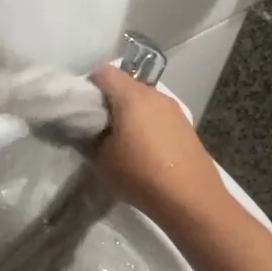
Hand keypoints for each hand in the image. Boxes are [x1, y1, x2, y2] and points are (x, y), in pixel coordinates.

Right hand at [88, 66, 232, 226]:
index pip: (104, 72)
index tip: (80, 108)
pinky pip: (157, 114)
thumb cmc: (140, 175)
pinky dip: (145, 122)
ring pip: (142, 99)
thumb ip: (86, 138)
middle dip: (107, 100)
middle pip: (125, 84)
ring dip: (128, 112)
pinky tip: (143, 149)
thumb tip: (82, 129)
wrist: (190, 198)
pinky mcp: (185, 125)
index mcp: (132, 97)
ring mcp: (174, 109)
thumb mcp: (100, 160)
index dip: (88, 85)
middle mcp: (155, 95)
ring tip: (120, 140)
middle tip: (96, 126)